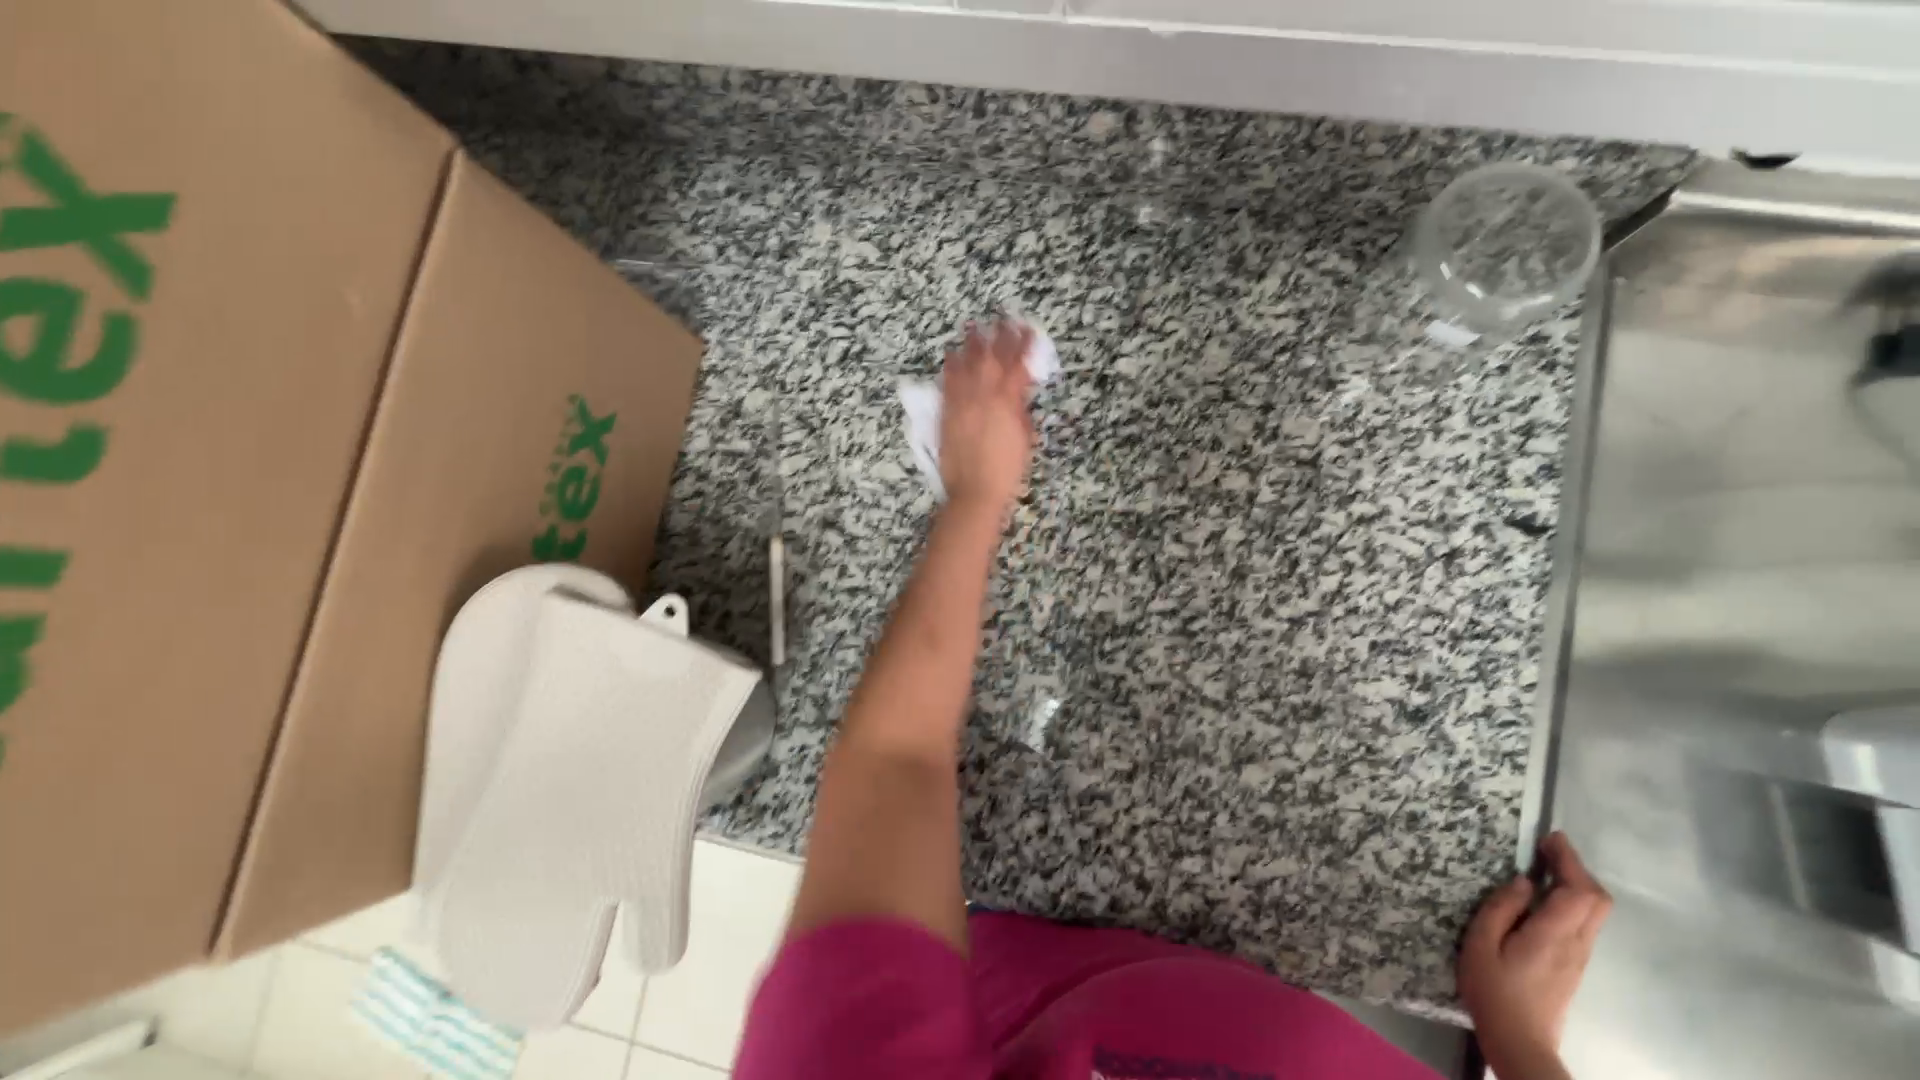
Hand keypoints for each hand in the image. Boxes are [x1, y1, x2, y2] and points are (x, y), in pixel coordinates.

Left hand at [939, 320, 1034, 517]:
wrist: (975, 493)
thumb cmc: (1007, 471)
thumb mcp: (1025, 438)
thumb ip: (1021, 410)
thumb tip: (1018, 394)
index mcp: (1007, 402)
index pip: (1018, 364)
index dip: (1024, 345)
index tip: (1028, 330)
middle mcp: (983, 396)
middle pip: (991, 358)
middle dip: (999, 337)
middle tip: (1003, 321)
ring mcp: (962, 403)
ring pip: (966, 365)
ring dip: (972, 344)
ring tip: (975, 328)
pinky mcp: (946, 413)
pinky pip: (947, 382)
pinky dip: (950, 366)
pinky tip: (951, 355)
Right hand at [1460, 832, 1611, 1062]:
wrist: (1519, 1040)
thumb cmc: (1493, 989)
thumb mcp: (1481, 943)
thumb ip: (1501, 908)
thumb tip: (1523, 882)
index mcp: (1553, 934)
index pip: (1577, 889)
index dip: (1568, 860)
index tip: (1550, 838)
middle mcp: (1576, 943)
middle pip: (1597, 900)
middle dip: (1578, 870)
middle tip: (1549, 851)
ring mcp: (1579, 957)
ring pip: (1594, 912)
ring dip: (1577, 885)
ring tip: (1546, 869)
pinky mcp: (1574, 966)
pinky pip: (1584, 924)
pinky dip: (1573, 902)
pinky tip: (1547, 900)